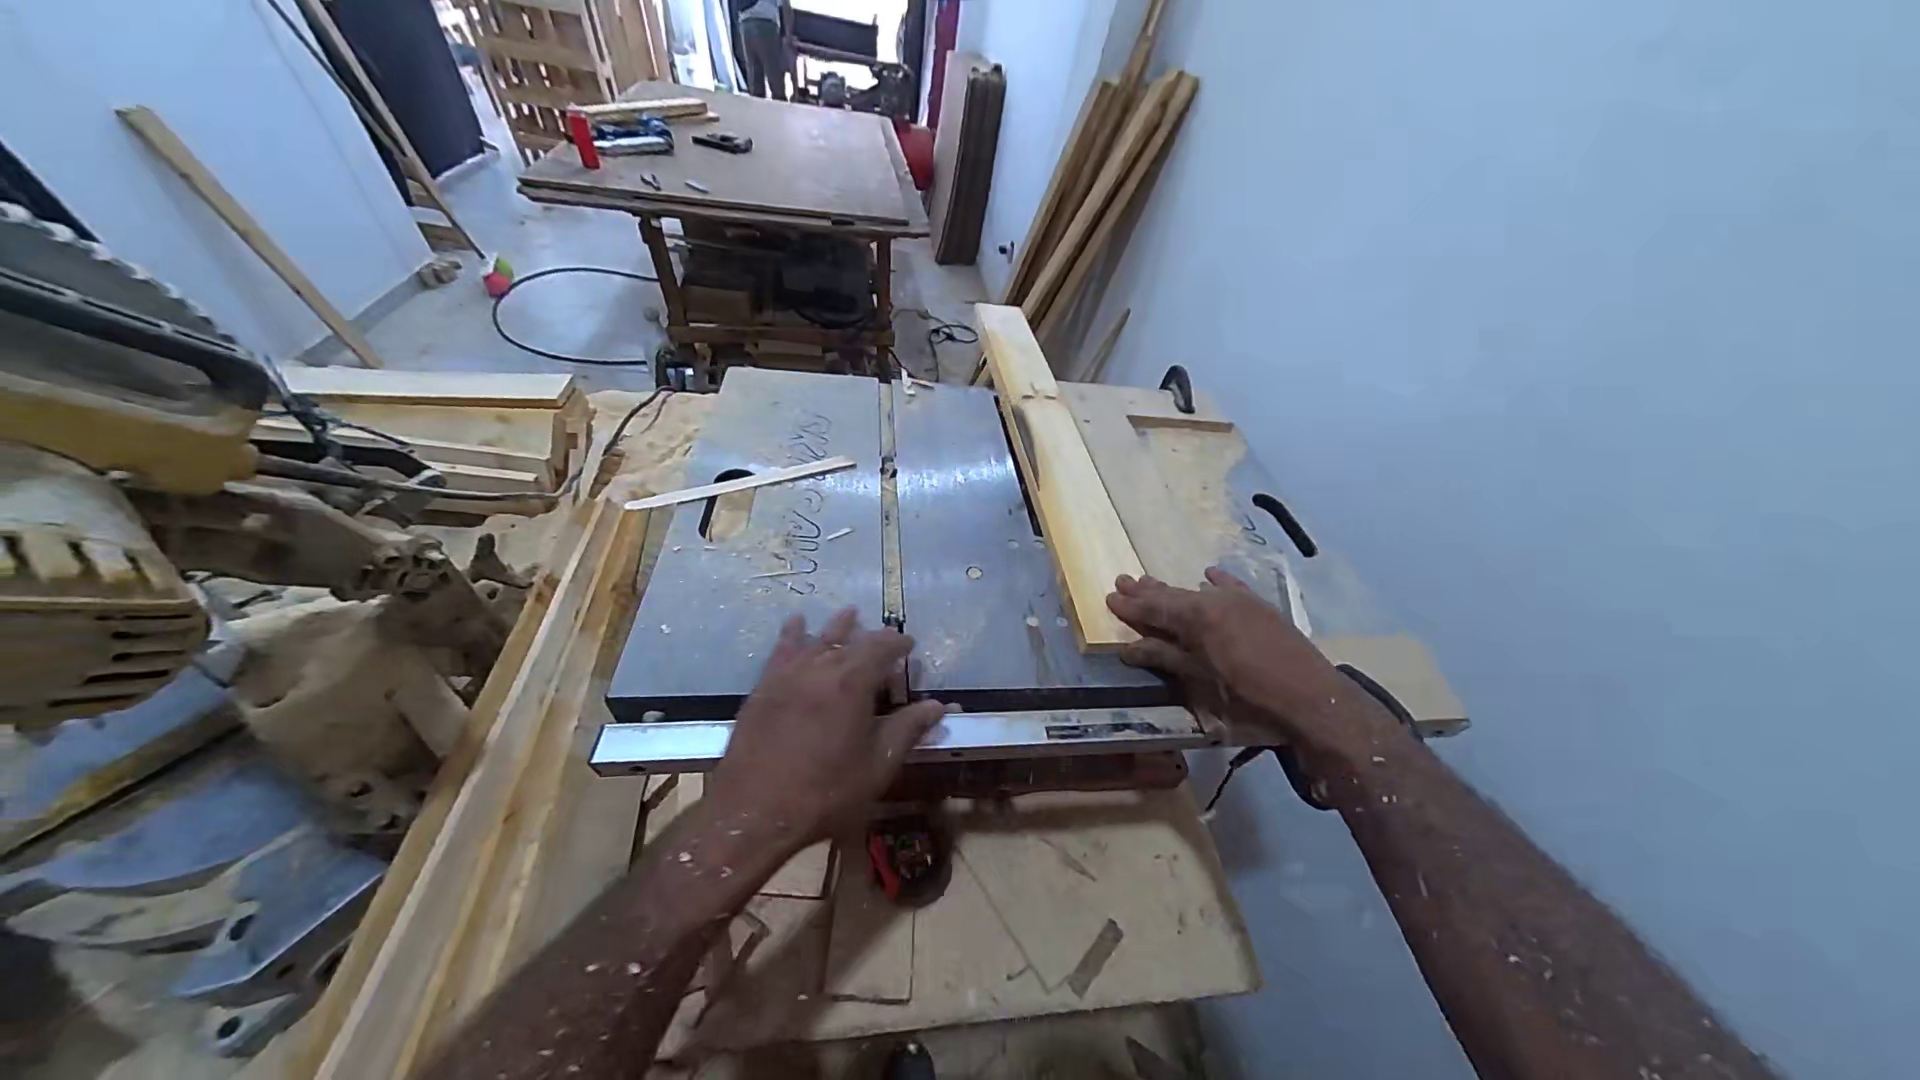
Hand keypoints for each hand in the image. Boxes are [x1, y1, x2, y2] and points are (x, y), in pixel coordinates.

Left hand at [706, 609, 944, 854]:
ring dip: (836, 627)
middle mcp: (819, 668)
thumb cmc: (826, 792)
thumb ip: (908, 729)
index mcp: (852, 682)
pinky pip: (781, 650)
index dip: (898, 643)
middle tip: (885, 636)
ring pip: (816, 640)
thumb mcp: (878, 764)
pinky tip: (796, 624)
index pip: (881, 648)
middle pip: (850, 641)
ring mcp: (787, 675)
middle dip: (871, 637)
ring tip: (848, 613)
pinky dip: (792, 634)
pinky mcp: (763, 688)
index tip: (910, 644)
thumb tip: (938, 706)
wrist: (754, 812)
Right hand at [1106, 568, 1390, 762]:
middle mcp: (1216, 601)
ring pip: (1198, 591)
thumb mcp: (1202, 680)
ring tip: (1150, 580)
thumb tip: (1128, 648)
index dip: (1131, 605)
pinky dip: (1217, 582)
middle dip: (1146, 591)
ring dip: (1174, 589)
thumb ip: (1166, 658)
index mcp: (1198, 618)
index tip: (1109, 597)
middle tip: (1121, 581)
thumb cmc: (1251, 696)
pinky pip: (1232, 587)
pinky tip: (1208, 575)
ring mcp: (1241, 601)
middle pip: (1173, 594)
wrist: (1314, 700)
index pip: (1155, 608)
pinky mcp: (1260, 608)